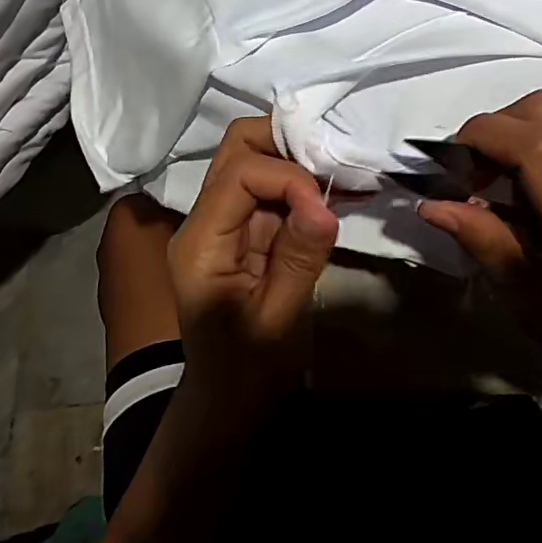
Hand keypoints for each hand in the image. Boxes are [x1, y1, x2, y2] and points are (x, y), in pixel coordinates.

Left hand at [167, 117, 338, 411]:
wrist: (231, 399)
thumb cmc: (250, 369)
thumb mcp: (279, 321)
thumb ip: (298, 259)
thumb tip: (324, 206)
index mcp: (200, 243)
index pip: (238, 174)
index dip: (286, 177)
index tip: (324, 207)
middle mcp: (204, 220)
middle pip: (237, 148)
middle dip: (287, 144)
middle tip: (333, 165)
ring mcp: (224, 220)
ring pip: (255, 158)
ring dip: (298, 158)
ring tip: (341, 175)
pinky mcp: (247, 227)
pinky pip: (272, 185)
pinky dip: (305, 180)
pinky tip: (340, 190)